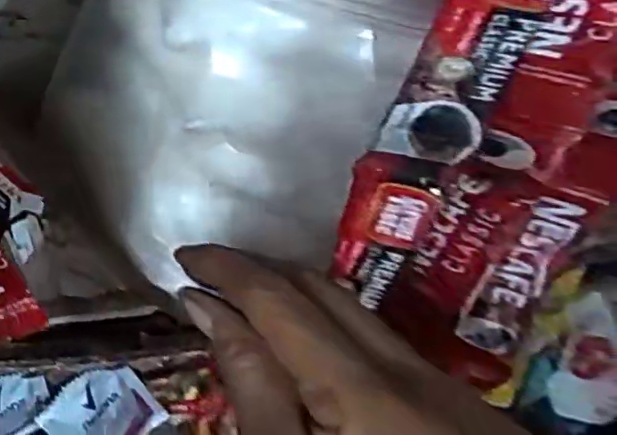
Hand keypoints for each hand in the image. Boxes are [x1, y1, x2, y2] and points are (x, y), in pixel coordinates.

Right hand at [176, 245, 527, 434]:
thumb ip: (251, 382)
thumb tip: (205, 305)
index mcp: (367, 394)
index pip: (276, 295)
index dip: (222, 265)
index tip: (182, 257)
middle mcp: (423, 382)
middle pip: (324, 291)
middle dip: (258, 271)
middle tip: (210, 273)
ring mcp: (467, 406)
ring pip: (364, 319)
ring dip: (300, 301)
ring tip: (254, 311)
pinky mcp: (490, 428)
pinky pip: (397, 355)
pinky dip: (341, 335)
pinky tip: (317, 357)